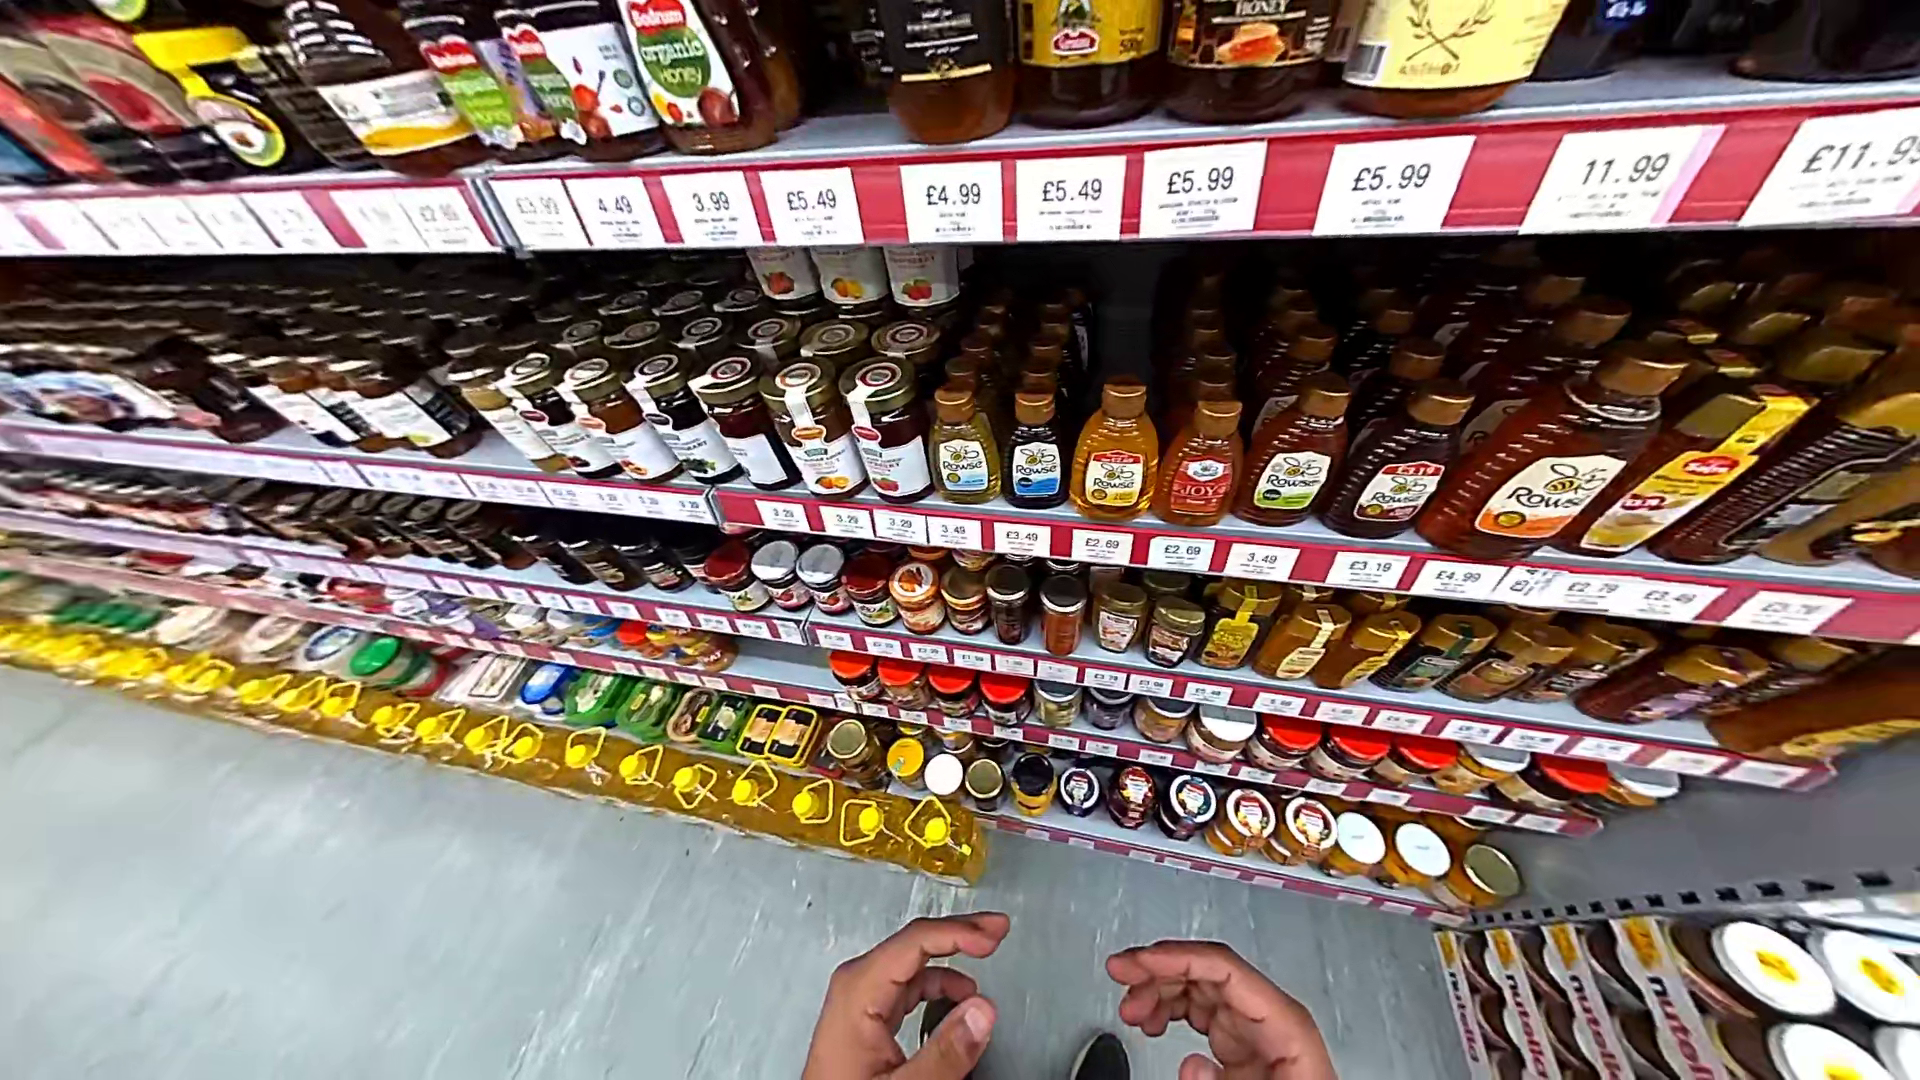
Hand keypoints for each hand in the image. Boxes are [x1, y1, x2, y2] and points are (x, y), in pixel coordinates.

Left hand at [802, 912, 1009, 1079]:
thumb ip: (944, 1053)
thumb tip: (985, 1009)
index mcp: (860, 986)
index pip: (917, 940)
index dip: (959, 931)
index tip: (995, 935)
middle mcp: (859, 980)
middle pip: (916, 942)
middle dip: (960, 934)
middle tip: (997, 931)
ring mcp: (862, 994)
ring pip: (915, 962)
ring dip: (952, 961)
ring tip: (984, 970)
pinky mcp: (868, 1013)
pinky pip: (909, 985)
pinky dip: (938, 986)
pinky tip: (958, 1000)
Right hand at [1106, 940, 1337, 1079]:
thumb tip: (1191, 1065)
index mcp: (1285, 1027)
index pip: (1223, 967)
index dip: (1176, 957)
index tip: (1137, 962)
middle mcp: (1269, 1017)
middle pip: (1204, 971)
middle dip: (1157, 969)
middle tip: (1120, 973)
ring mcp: (1254, 1030)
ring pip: (1196, 986)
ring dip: (1157, 990)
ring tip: (1130, 1009)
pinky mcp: (1242, 1045)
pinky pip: (1198, 1010)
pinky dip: (1168, 1009)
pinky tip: (1150, 1020)